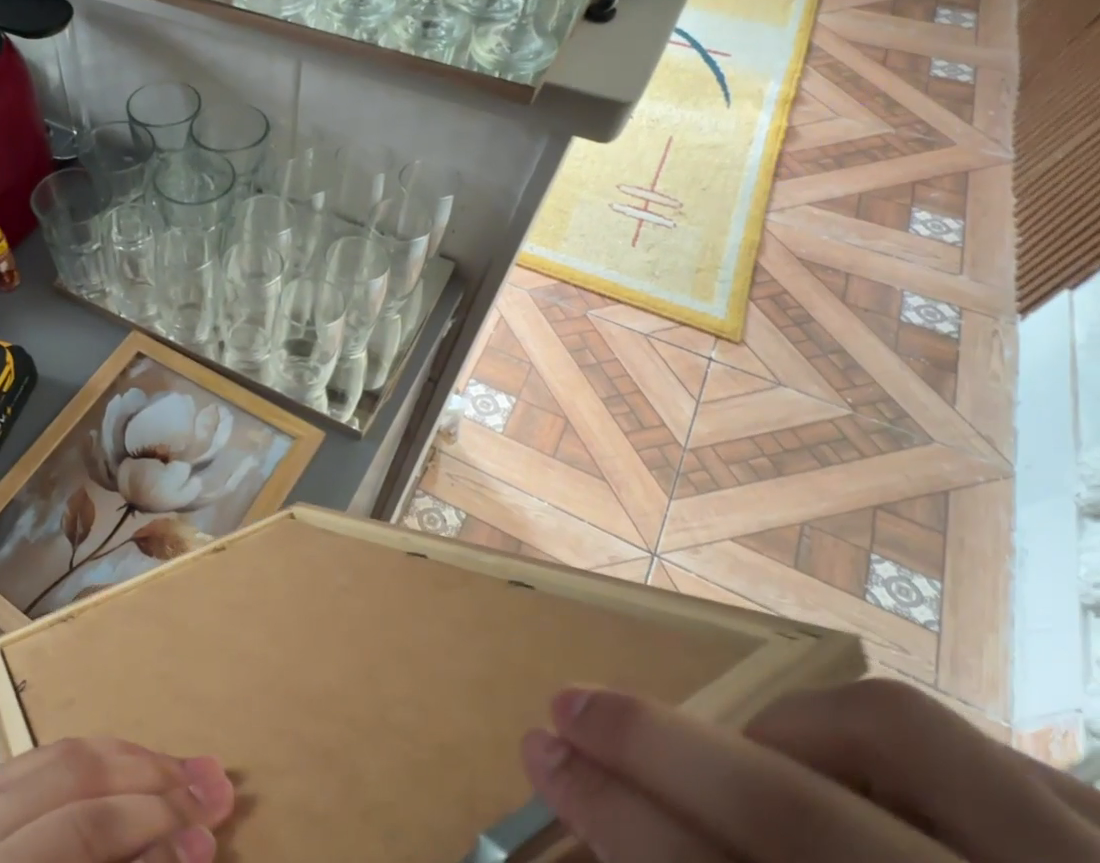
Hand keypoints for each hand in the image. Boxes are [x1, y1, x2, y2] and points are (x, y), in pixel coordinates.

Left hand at [0, 737, 235, 862]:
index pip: (88, 828)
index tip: (213, 825)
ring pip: (65, 753)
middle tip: (215, 785)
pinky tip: (138, 762)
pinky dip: (100, 757)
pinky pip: (49, 753)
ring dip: (134, 759)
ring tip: (188, 771)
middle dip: (156, 780)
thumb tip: (198, 840)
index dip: (156, 821)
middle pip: (78, 777)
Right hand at [520, 679, 1099, 861]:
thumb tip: (624, 826)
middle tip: (565, 706)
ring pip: (898, 732)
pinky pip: (988, 746)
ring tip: (734, 748)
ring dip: (777, 727)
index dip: (617, 817)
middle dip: (651, 746)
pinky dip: (887, 742)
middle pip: (794, 813)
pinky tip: (853, 777)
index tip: (543, 756)